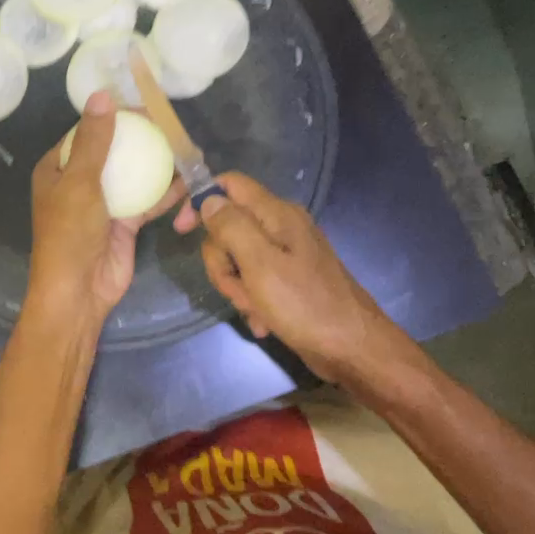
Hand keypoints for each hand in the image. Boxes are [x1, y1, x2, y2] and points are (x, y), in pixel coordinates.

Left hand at [27, 91, 179, 325]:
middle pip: (112, 152)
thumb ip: (94, 140)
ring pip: (132, 175)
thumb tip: (102, 95)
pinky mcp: (124, 224)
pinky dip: (165, 192)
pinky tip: (188, 180)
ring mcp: (102, 204)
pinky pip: (147, 201)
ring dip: (155, 163)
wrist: (78, 291)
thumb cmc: (70, 233)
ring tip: (184, 146)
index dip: (112, 117)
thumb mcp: (79, 181)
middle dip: (139, 138)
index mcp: (56, 170)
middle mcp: (77, 183)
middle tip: (169, 124)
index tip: (143, 104)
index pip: (85, 133)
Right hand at [173, 172, 413, 380]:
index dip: (200, 200)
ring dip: (236, 286)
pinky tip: (263, 320)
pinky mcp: (290, 279)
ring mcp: (287, 254)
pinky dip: (252, 300)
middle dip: (222, 261)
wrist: (352, 348)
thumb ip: (231, 226)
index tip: (182, 231)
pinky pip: (254, 281)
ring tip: (255, 307)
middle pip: (228, 227)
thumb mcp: (259, 264)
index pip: (230, 184)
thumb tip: (208, 200)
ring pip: (238, 258)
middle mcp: (282, 227)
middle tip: (237, 285)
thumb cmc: (305, 305)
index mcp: (277, 214)